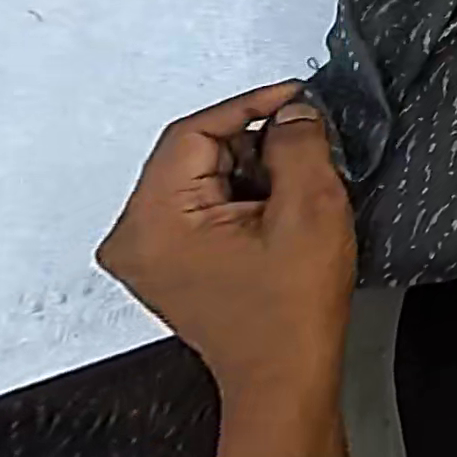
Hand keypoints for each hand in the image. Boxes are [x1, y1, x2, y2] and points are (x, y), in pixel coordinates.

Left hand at [98, 82, 355, 400]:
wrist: (287, 363)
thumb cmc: (296, 291)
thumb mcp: (311, 209)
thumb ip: (299, 150)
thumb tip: (296, 111)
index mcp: (153, 221)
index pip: (190, 136)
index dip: (249, 104)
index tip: (304, 92)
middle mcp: (136, 233)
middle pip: (196, 157)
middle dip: (261, 140)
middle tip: (321, 139)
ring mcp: (153, 250)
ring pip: (209, 179)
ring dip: (263, 166)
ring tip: (314, 176)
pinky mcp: (178, 260)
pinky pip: (212, 203)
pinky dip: (256, 190)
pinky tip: (294, 201)